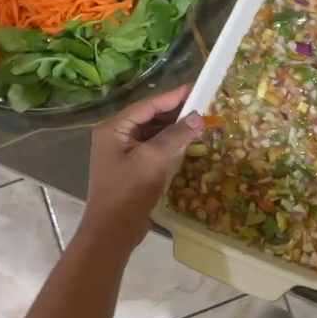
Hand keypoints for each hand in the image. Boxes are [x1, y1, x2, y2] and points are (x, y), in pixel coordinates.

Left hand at [81, 84, 204, 255]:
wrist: (113, 229)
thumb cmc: (129, 191)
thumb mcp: (154, 159)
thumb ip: (176, 135)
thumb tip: (199, 117)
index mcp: (113, 128)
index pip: (147, 105)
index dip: (173, 96)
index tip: (197, 87)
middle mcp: (115, 136)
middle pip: (149, 116)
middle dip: (176, 111)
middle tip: (203, 104)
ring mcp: (122, 152)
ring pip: (152, 132)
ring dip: (174, 127)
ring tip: (200, 121)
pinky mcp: (131, 166)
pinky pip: (152, 146)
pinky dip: (170, 142)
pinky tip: (187, 142)